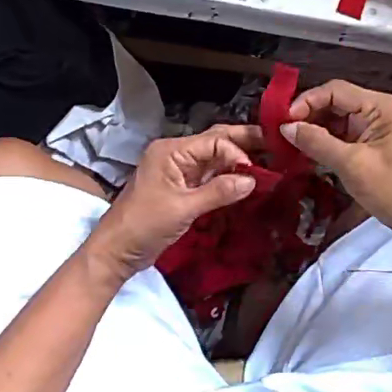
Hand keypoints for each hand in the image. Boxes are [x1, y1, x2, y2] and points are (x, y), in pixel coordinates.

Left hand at [84, 125, 261, 279]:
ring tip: (267, 160)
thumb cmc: (144, 224)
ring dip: (237, 160)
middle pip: (215, 142)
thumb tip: (252, 179)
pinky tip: (246, 179)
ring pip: (213, 158)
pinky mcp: (180, 186)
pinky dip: (226, 176)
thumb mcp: (183, 209)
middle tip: (275, 144)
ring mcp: (177, 170)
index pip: (213, 141)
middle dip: (243, 143)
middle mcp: (175, 153)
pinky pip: (208, 174)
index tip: (256, 172)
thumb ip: (218, 191)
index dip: (237, 153)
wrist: (117, 250)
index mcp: (171, 150)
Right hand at [281, 80, 391, 236]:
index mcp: (384, 106)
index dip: (308, 101)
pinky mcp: (373, 140)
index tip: (284, 120)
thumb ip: (317, 142)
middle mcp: (382, 108)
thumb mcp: (351, 165)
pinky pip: (343, 131)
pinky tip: (306, 147)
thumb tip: (285, 127)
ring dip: (314, 126)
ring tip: (290, 139)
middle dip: (309, 114)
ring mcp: (378, 124)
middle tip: (283, 130)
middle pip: (336, 100)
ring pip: (337, 116)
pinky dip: (324, 138)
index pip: (337, 90)